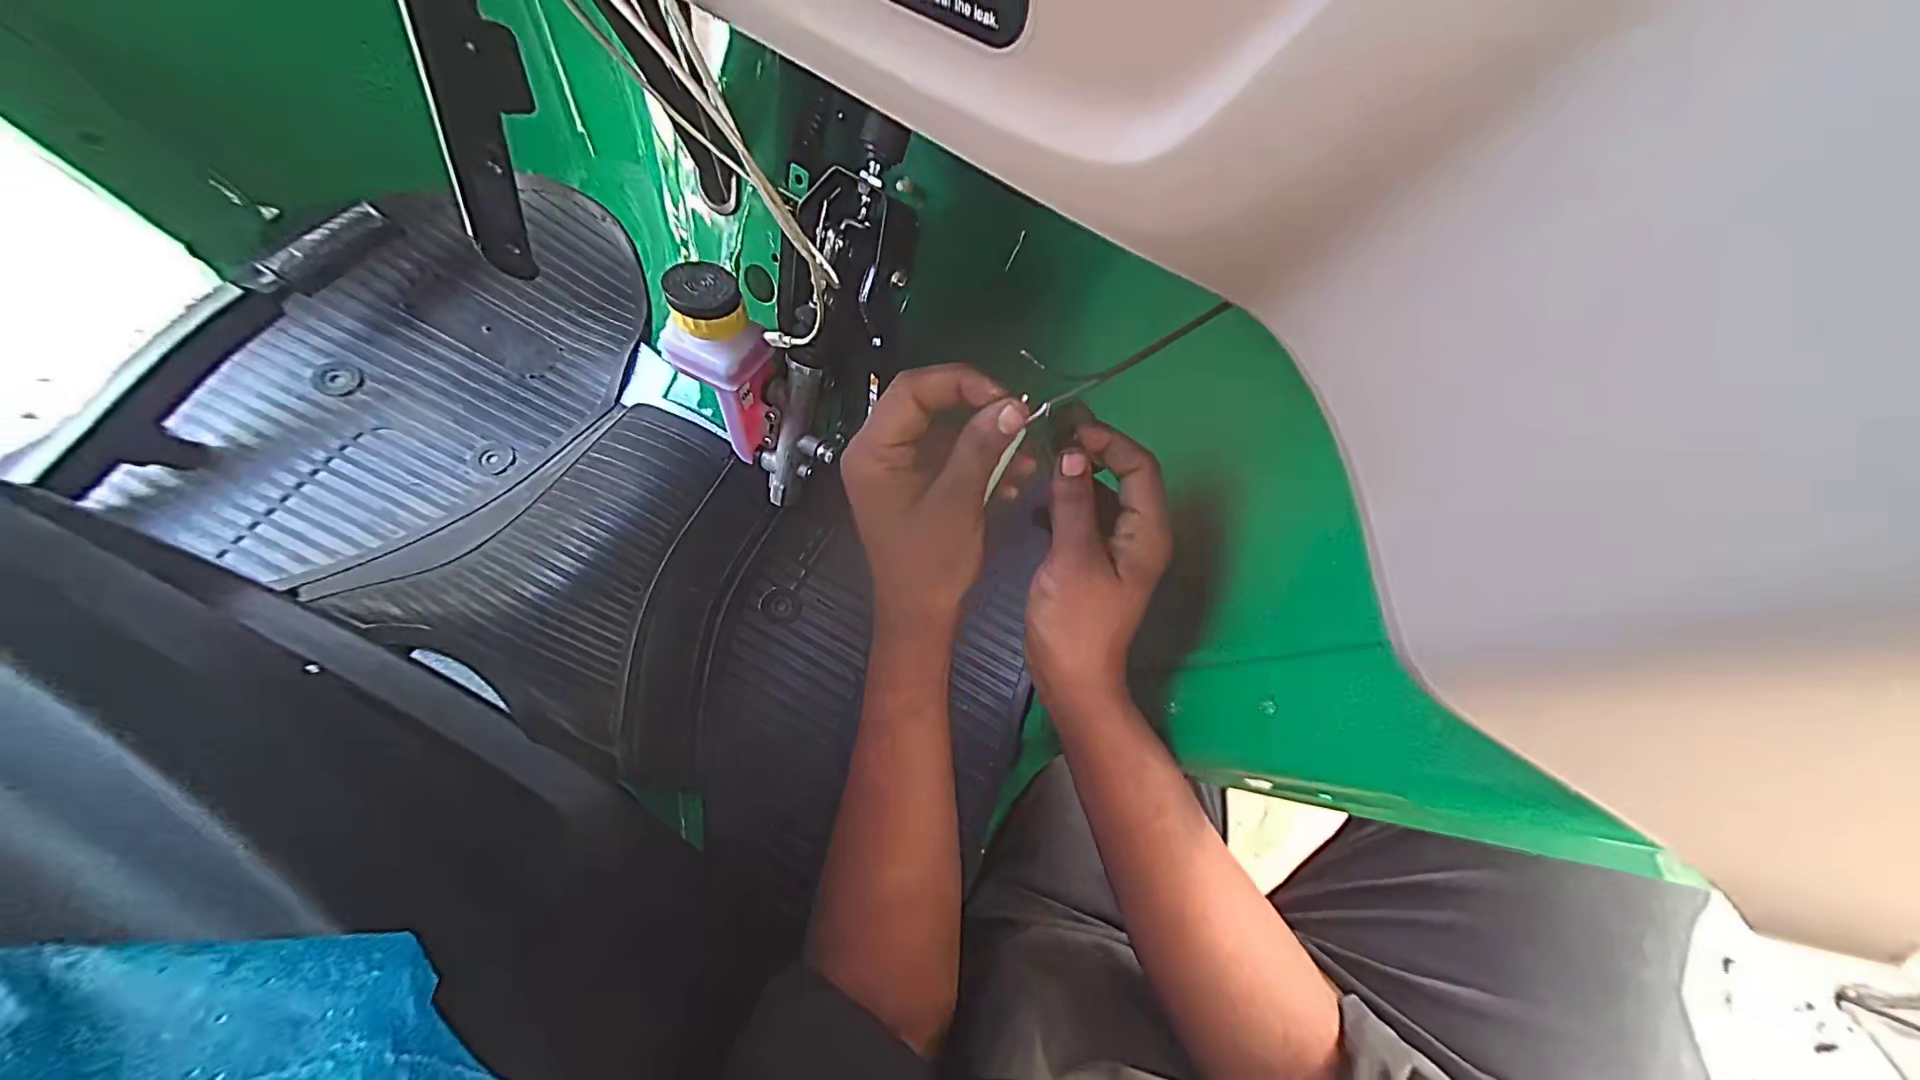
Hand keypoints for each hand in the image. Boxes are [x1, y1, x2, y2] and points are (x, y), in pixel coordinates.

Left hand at [842, 365, 1034, 630]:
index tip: (1006, 397)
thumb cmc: (930, 565)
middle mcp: (879, 450)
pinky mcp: (918, 480)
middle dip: (979, 407)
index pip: (912, 389)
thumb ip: (982, 447)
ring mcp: (899, 465)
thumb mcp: (958, 501)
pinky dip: (982, 457)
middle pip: (929, 403)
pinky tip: (1015, 474)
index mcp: (873, 450)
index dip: (961, 382)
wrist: (920, 614)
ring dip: (987, 435)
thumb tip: (1013, 405)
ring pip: (945, 428)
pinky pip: (950, 453)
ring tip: (1026, 451)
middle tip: (1020, 417)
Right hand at [1027, 420, 1172, 711]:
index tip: (1069, 431)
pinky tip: (1036, 506)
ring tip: (1039, 464)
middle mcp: (1140, 534)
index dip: (1109, 441)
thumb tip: (1072, 454)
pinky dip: (1066, 504)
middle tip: (1052, 437)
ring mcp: (1118, 548)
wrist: (1072, 679)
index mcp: (1147, 532)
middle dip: (1092, 453)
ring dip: (1075, 478)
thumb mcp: (1072, 558)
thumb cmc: (1075, 623)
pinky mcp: (1096, 559)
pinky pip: (1086, 518)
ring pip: (1103, 496)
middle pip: (1125, 476)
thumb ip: (1074, 503)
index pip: (1140, 467)